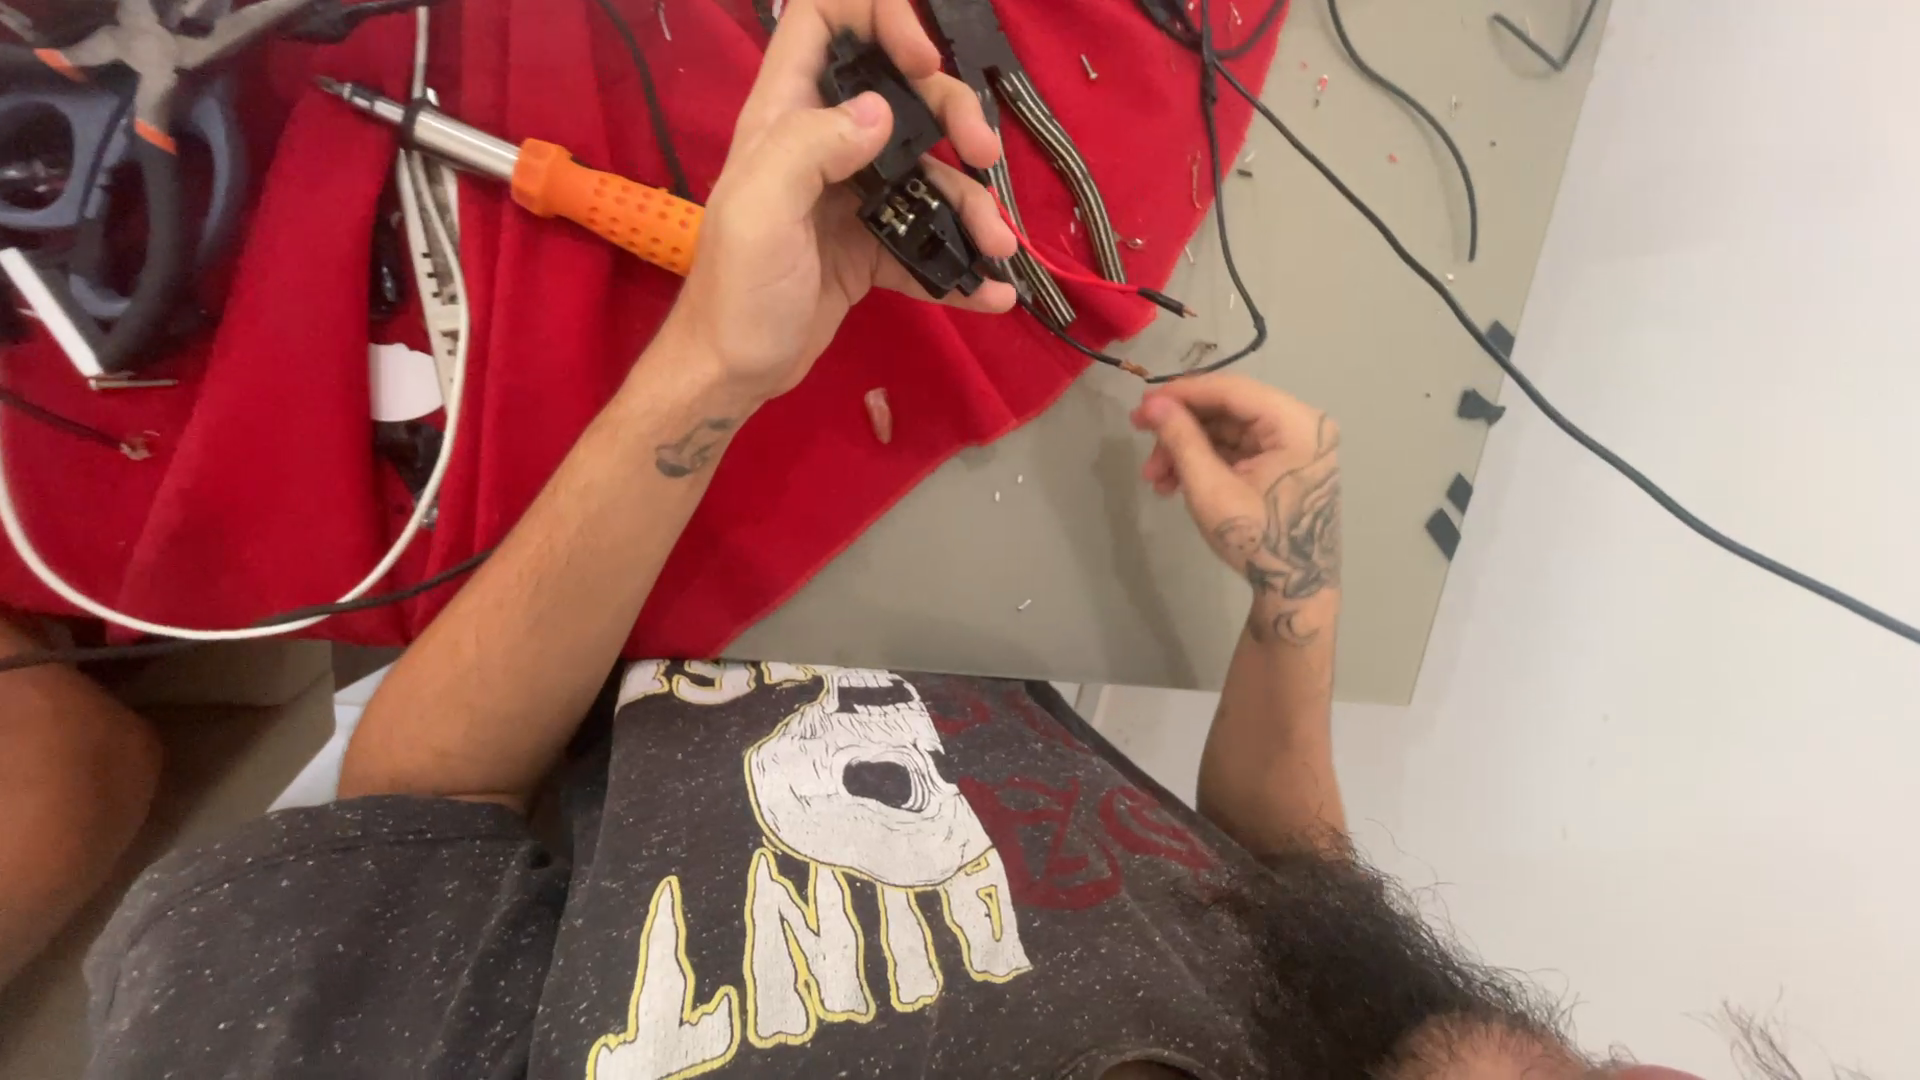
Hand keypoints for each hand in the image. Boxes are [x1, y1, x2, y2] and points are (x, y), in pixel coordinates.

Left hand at [664, 0, 1018, 404]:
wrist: (737, 373)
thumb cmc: (738, 292)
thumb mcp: (760, 211)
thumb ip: (810, 147)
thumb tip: (882, 115)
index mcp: (786, 119)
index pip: (824, 23)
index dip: (878, 19)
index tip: (925, 62)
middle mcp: (824, 150)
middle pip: (899, 100)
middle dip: (951, 117)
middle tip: (984, 156)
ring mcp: (851, 203)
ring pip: (923, 180)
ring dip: (969, 208)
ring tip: (998, 249)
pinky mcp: (869, 253)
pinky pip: (922, 246)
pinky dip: (957, 268)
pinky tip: (989, 293)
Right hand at [1130, 374, 1341, 646]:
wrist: (1294, 590)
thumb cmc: (1257, 541)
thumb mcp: (1211, 489)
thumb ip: (1182, 440)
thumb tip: (1151, 404)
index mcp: (1297, 424)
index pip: (1232, 390)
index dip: (1183, 393)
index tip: (1143, 403)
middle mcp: (1301, 425)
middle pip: (1228, 410)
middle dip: (1180, 428)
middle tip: (1140, 439)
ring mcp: (1292, 445)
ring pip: (1226, 430)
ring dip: (1186, 448)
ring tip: (1153, 478)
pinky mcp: (1281, 464)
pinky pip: (1235, 449)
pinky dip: (1202, 461)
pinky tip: (1173, 482)